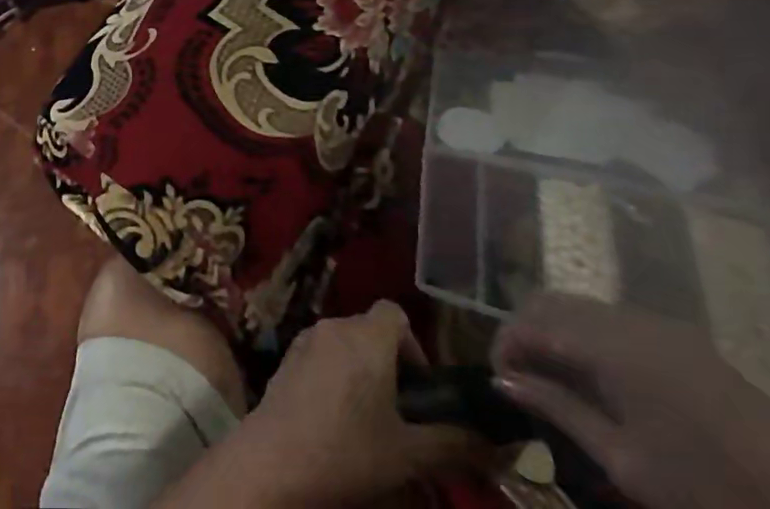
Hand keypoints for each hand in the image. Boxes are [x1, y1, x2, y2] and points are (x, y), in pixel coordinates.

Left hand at [247, 301, 482, 505]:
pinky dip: (337, 373)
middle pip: (369, 328)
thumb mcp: (412, 452)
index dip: (415, 343)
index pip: (394, 312)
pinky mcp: (285, 358)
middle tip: (405, 408)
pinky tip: (340, 415)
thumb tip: (492, 443)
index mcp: (364, 337)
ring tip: (375, 415)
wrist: (277, 458)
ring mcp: (303, 340)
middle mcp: (331, 328)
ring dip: (363, 368)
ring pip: (344, 342)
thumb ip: (456, 443)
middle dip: (392, 361)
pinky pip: (321, 354)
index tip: (422, 385)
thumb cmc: (349, 449)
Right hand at [492, 293, 769, 508]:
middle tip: (521, 375)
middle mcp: (630, 321)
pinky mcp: (686, 340)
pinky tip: (597, 375)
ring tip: (555, 376)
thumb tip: (502, 381)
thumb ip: (558, 409)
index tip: (501, 381)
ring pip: (581, 306)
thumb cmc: (708, 484)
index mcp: (609, 345)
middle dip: (525, 331)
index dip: (504, 348)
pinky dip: (589, 335)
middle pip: (550, 302)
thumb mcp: (623, 458)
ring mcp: (662, 326)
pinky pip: (615, 320)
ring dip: (556, 331)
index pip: (528, 325)